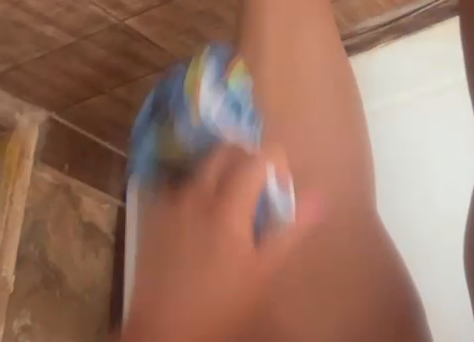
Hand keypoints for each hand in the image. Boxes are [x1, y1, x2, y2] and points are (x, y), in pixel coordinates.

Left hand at [122, 145, 317, 341]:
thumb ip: (290, 230)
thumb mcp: (263, 273)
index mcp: (229, 204)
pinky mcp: (154, 214)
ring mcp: (172, 201)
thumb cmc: (221, 306)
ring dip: (220, 170)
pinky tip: (200, 214)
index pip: (259, 158)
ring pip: (201, 164)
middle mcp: (199, 192)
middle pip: (227, 150)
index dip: (276, 162)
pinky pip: (177, 183)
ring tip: (230, 200)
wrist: (163, 332)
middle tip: (257, 187)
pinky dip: (195, 186)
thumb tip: (319, 197)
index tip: (281, 186)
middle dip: (246, 157)